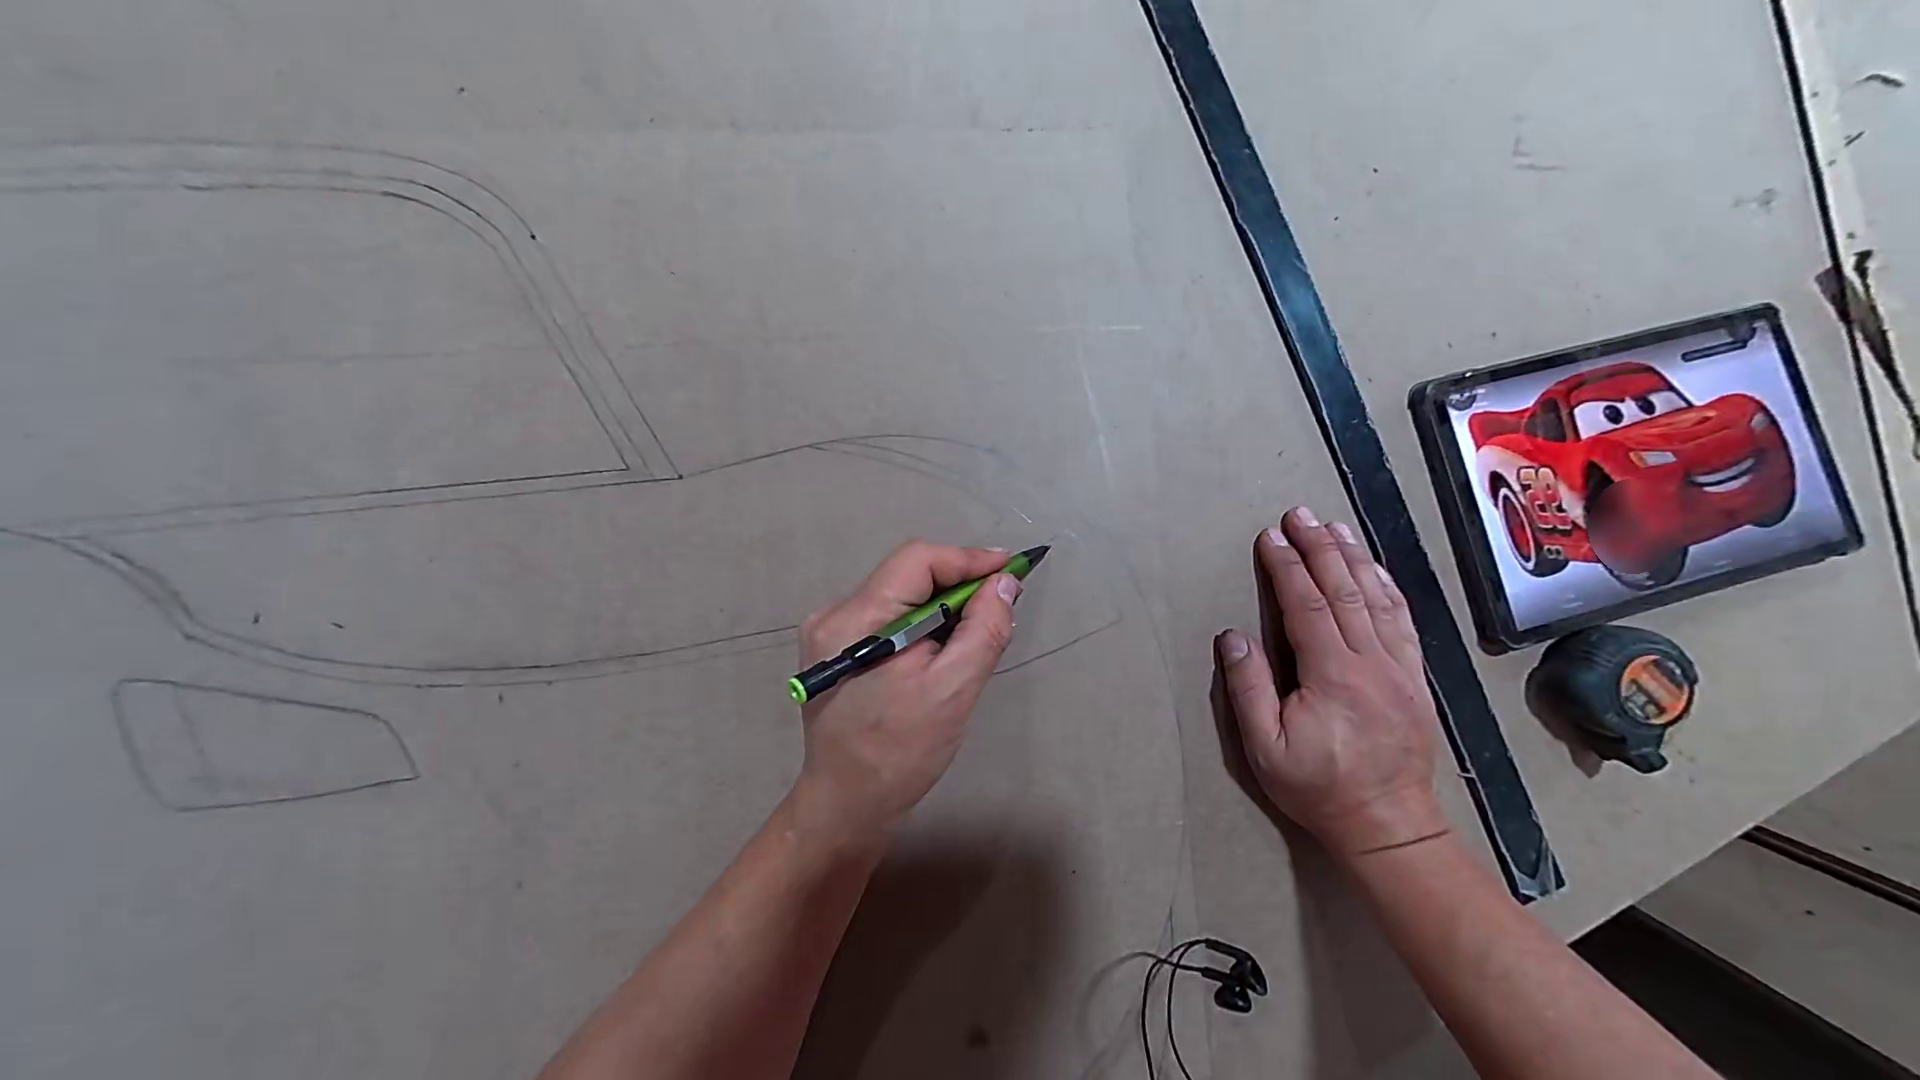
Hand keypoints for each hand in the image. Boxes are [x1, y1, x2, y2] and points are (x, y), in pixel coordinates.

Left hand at [791, 540, 1021, 840]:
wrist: (847, 807)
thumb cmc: (900, 754)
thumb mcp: (953, 691)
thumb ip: (982, 630)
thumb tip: (1004, 584)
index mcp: (855, 620)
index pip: (917, 561)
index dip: (968, 559)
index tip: (1012, 570)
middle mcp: (835, 615)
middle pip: (907, 575)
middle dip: (959, 583)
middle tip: (1001, 603)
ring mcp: (832, 632)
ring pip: (901, 595)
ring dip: (944, 605)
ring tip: (977, 631)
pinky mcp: (839, 650)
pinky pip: (890, 617)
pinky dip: (924, 622)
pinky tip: (945, 649)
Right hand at [1216, 507, 1447, 856]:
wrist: (1389, 824)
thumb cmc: (1317, 787)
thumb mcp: (1264, 747)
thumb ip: (1248, 688)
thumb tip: (1233, 636)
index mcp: (1334, 675)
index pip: (1307, 606)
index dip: (1287, 568)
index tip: (1270, 537)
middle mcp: (1373, 661)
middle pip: (1344, 591)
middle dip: (1319, 548)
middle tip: (1300, 515)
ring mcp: (1400, 667)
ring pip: (1378, 599)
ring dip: (1353, 558)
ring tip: (1334, 527)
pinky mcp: (1414, 677)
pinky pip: (1403, 620)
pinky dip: (1387, 587)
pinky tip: (1375, 569)